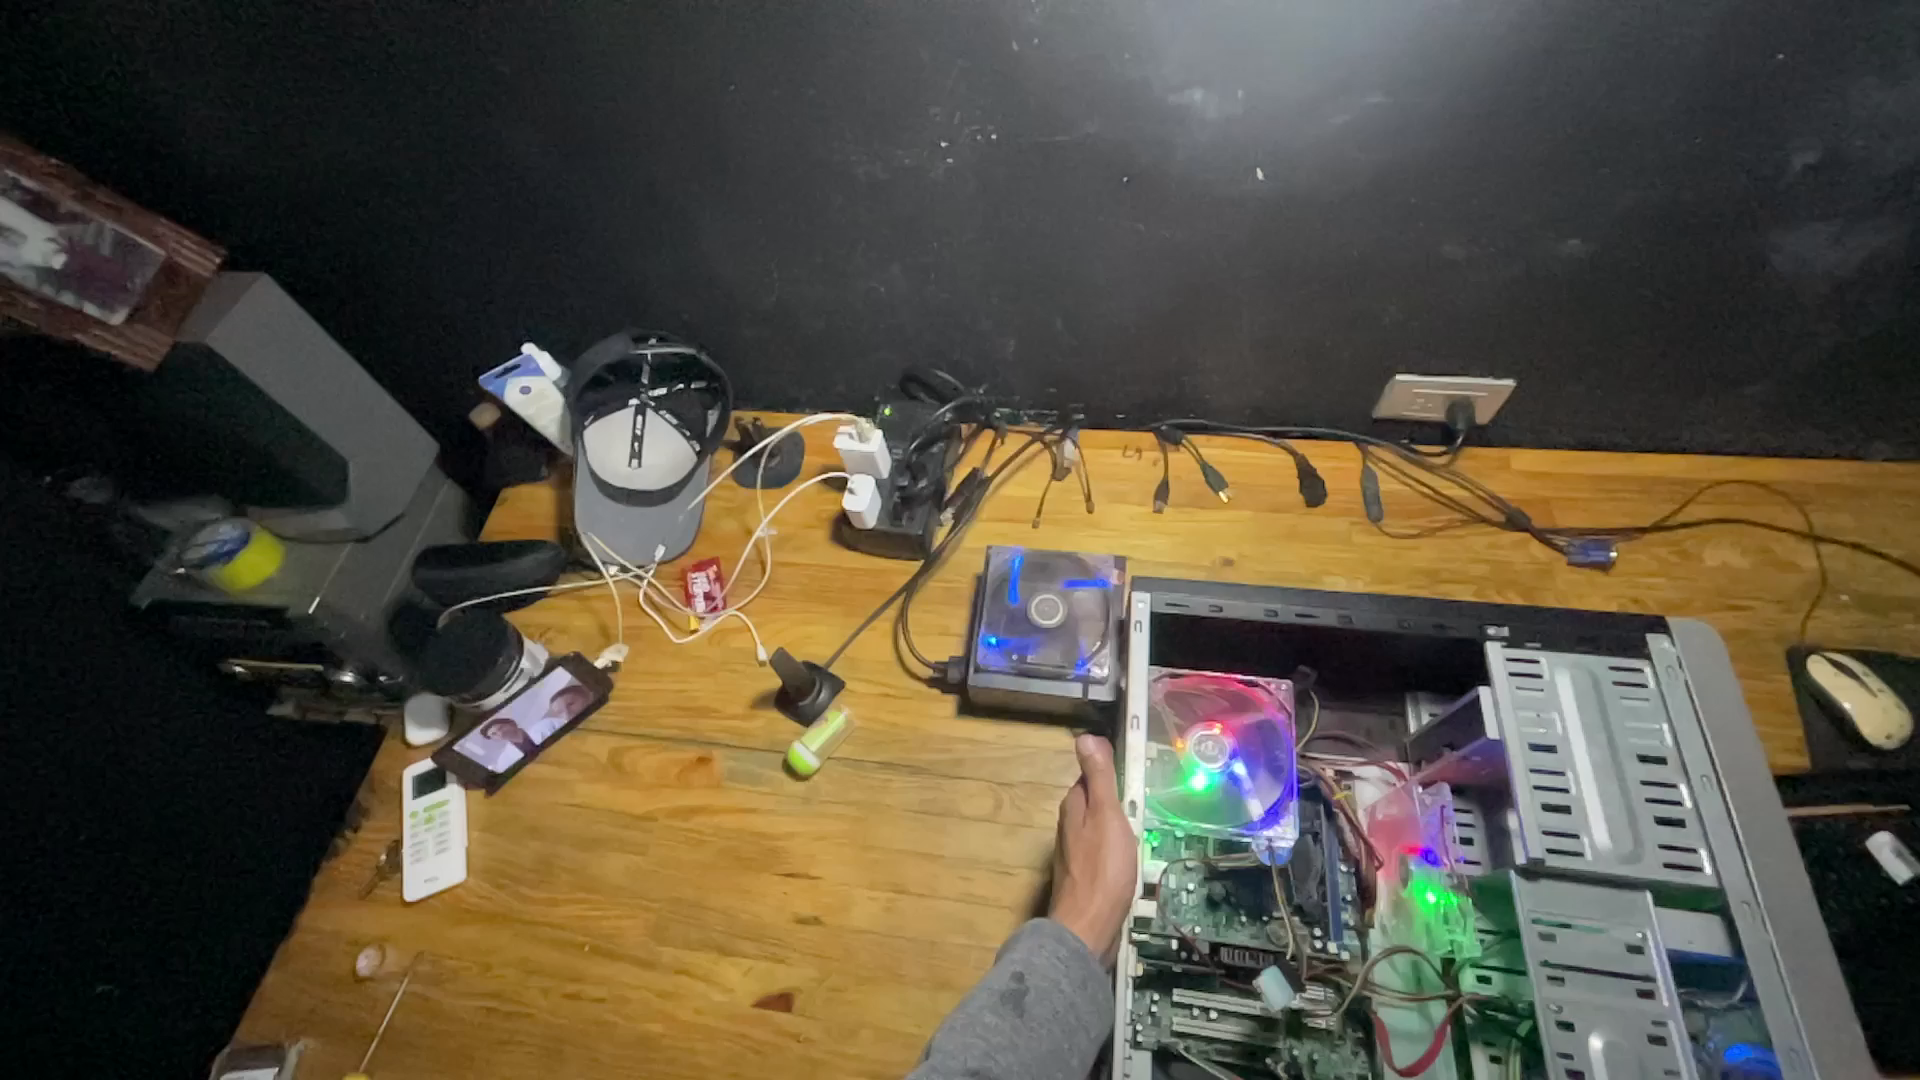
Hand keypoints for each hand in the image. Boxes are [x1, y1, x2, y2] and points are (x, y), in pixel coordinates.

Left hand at [1049, 733, 1139, 965]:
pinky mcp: (1085, 874)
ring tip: (1144, 828)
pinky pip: (1104, 851)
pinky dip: (1118, 850)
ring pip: (1100, 828)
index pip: (1091, 776)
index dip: (1112, 772)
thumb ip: (1098, 778)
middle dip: (1117, 800)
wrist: (1089, 927)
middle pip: (1096, 802)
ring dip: (1119, 826)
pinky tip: (1133, 859)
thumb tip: (1085, 736)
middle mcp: (1070, 825)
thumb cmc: (1103, 868)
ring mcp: (1076, 851)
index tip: (1136, 773)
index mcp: (1074, 806)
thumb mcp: (1107, 815)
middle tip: (1146, 802)